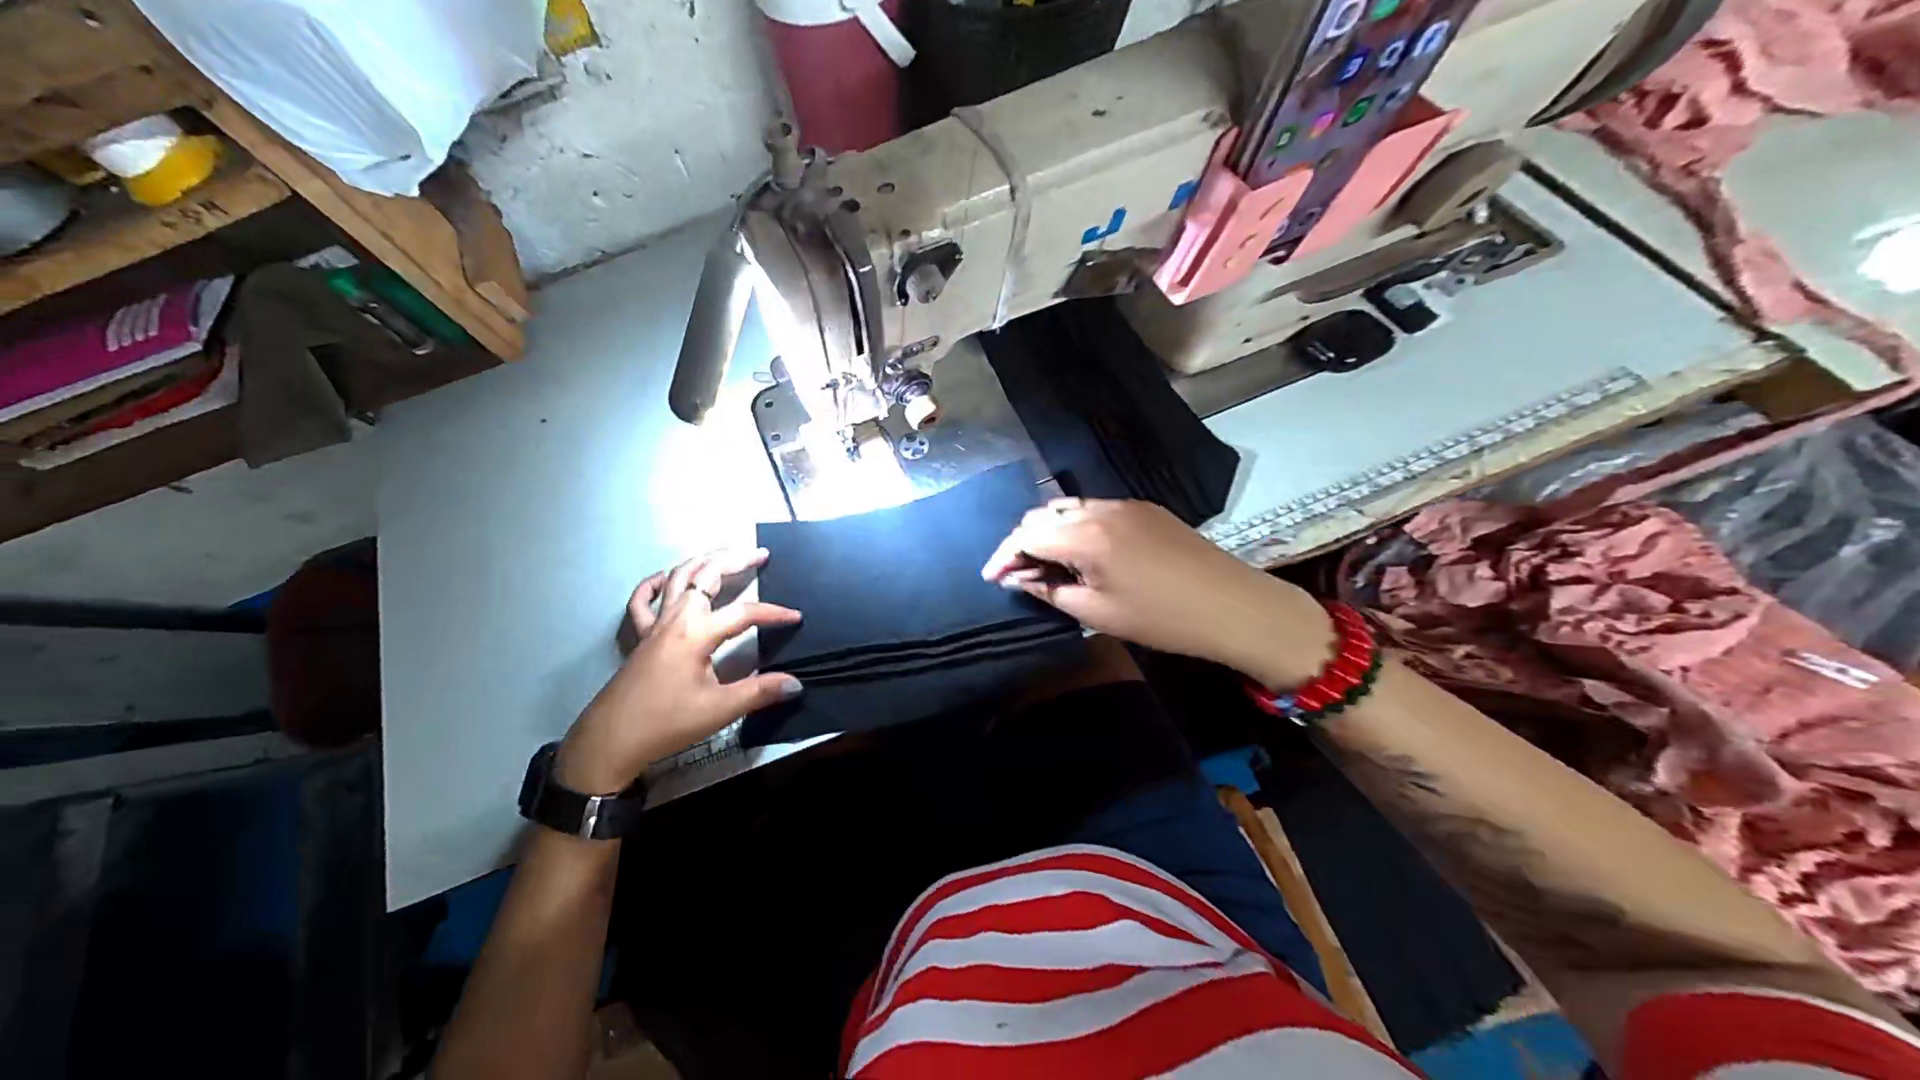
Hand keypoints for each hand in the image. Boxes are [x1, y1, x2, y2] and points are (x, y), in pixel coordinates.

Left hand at [554, 548, 802, 793]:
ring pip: (677, 579)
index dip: (773, 613)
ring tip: (722, 554)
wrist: (611, 740)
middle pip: (706, 576)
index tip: (796, 618)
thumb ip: (760, 692)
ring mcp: (655, 626)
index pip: (743, 613)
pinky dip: (654, 584)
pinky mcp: (641, 638)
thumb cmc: (666, 723)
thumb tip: (796, 683)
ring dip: (701, 562)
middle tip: (759, 554)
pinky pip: (644, 601)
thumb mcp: (719, 710)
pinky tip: (664, 577)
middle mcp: (675, 620)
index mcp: (696, 633)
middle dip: (735, 561)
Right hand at [981, 498, 1335, 687]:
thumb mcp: (1097, 613)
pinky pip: (1096, 509)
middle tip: (1019, 574)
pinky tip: (1082, 550)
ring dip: (1049, 530)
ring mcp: (1125, 504)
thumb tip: (1019, 578)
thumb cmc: (1160, 618)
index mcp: (1085, 536)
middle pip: (1043, 515)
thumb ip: (1050, 591)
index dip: (1004, 556)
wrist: (1232, 605)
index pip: (1026, 535)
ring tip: (1046, 561)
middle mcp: (1100, 509)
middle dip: (1023, 541)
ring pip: (1069, 507)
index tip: (992, 578)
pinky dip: (1076, 525)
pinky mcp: (1145, 508)